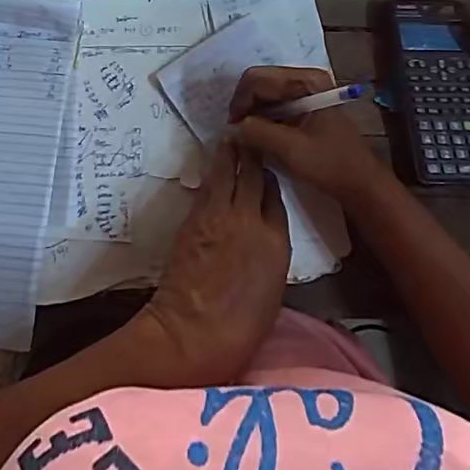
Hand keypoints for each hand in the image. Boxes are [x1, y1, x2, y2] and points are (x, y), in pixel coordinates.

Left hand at [123, 138, 289, 386]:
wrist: (193, 333)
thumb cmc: (240, 326)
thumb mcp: (271, 287)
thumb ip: (269, 251)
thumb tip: (262, 234)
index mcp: (276, 242)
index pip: (275, 198)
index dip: (271, 180)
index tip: (269, 168)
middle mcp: (250, 220)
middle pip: (253, 177)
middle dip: (252, 155)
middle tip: (250, 136)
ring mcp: (219, 215)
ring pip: (227, 174)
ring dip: (230, 154)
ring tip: (231, 136)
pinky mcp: (194, 218)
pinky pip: (208, 188)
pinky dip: (213, 173)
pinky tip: (214, 166)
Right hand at [228, 65, 398, 209]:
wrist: (360, 182)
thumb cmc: (330, 164)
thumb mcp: (291, 149)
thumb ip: (258, 132)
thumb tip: (232, 126)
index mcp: (307, 80)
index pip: (258, 79)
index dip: (240, 102)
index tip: (233, 128)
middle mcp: (306, 77)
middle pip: (259, 81)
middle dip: (244, 105)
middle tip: (237, 132)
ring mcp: (305, 89)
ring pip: (263, 92)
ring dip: (251, 112)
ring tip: (247, 136)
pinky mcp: (303, 103)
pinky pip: (273, 102)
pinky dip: (261, 117)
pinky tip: (260, 135)